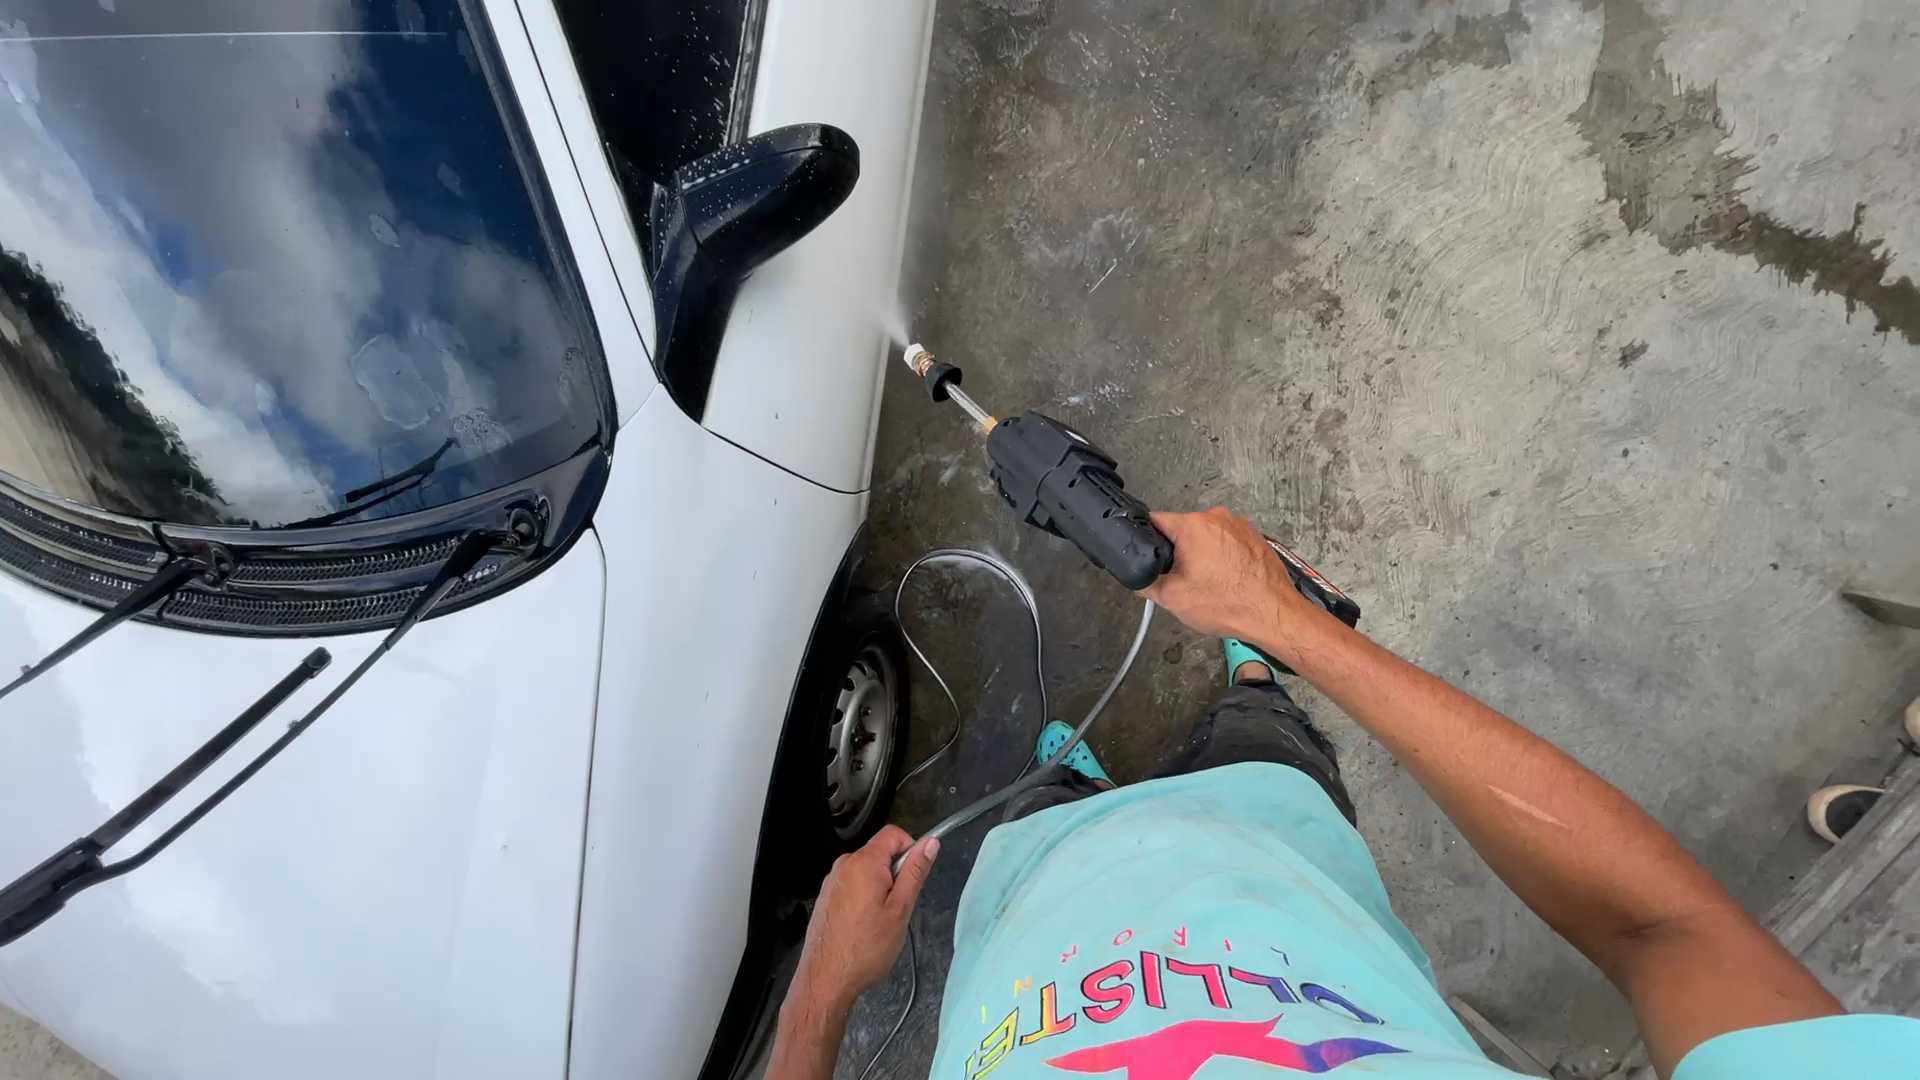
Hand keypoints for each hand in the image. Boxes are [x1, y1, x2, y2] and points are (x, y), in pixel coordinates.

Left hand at [791, 826, 939, 1012]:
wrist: (824, 981)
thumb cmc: (867, 947)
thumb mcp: (900, 910)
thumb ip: (915, 872)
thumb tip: (930, 842)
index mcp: (864, 862)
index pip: (893, 833)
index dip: (910, 848)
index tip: (913, 879)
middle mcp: (844, 864)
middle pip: (879, 853)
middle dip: (894, 874)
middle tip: (897, 909)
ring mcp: (831, 881)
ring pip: (866, 871)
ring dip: (879, 888)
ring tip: (879, 923)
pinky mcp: (825, 898)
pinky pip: (852, 885)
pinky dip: (863, 898)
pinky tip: (861, 928)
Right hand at [1138, 508, 1314, 641]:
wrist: (1273, 614)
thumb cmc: (1229, 604)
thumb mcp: (1171, 598)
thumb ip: (1145, 584)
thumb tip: (1137, 579)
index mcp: (1193, 526)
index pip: (1155, 521)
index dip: (1147, 540)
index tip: (1151, 557)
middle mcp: (1217, 518)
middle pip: (1182, 530)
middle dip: (1178, 553)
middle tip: (1183, 579)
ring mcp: (1239, 525)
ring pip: (1205, 537)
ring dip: (1202, 555)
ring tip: (1209, 583)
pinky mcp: (1254, 537)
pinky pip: (1227, 543)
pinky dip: (1223, 559)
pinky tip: (1227, 581)